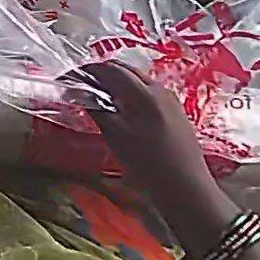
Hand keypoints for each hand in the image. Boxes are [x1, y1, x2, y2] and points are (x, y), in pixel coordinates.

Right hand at [68, 61, 240, 255]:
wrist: (189, 191)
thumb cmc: (148, 165)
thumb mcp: (116, 137)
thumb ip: (98, 110)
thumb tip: (82, 93)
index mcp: (142, 92)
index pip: (110, 68)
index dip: (88, 70)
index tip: (71, 78)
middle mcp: (158, 88)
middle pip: (125, 69)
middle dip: (102, 73)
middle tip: (83, 85)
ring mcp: (170, 98)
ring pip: (137, 79)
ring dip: (117, 82)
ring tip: (99, 97)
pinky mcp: (176, 110)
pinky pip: (148, 91)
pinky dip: (131, 92)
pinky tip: (123, 109)